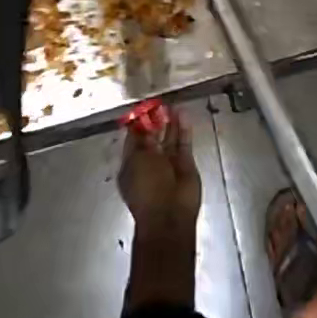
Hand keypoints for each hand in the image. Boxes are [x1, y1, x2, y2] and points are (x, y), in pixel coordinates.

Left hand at [118, 111, 200, 237]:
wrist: (170, 215)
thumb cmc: (147, 187)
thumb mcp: (138, 159)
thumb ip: (141, 138)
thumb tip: (140, 121)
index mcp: (131, 164)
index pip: (134, 138)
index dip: (138, 123)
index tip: (143, 106)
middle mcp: (149, 162)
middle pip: (153, 137)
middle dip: (156, 120)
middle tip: (160, 102)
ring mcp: (168, 164)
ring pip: (169, 138)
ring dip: (170, 122)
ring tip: (172, 105)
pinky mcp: (185, 164)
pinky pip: (183, 143)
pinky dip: (183, 130)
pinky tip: (183, 114)